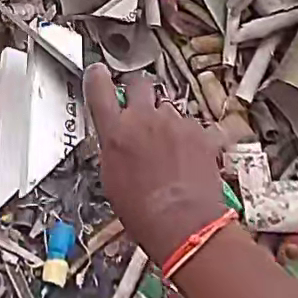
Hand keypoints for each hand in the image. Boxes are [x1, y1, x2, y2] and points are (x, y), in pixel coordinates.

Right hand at [84, 65, 230, 261]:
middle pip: (139, 83)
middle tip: (141, 107)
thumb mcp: (112, 178)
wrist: (184, 224)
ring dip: (166, 119)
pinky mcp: (199, 131)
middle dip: (139, 91)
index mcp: (115, 131)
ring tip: (169, 146)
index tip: (99, 72)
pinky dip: (191, 136)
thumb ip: (114, 146)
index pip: (99, 87)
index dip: (98, 76)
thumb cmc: (144, 212)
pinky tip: (189, 155)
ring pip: (168, 106)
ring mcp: (173, 122)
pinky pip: (193, 125)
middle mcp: (143, 118)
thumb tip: (118, 140)